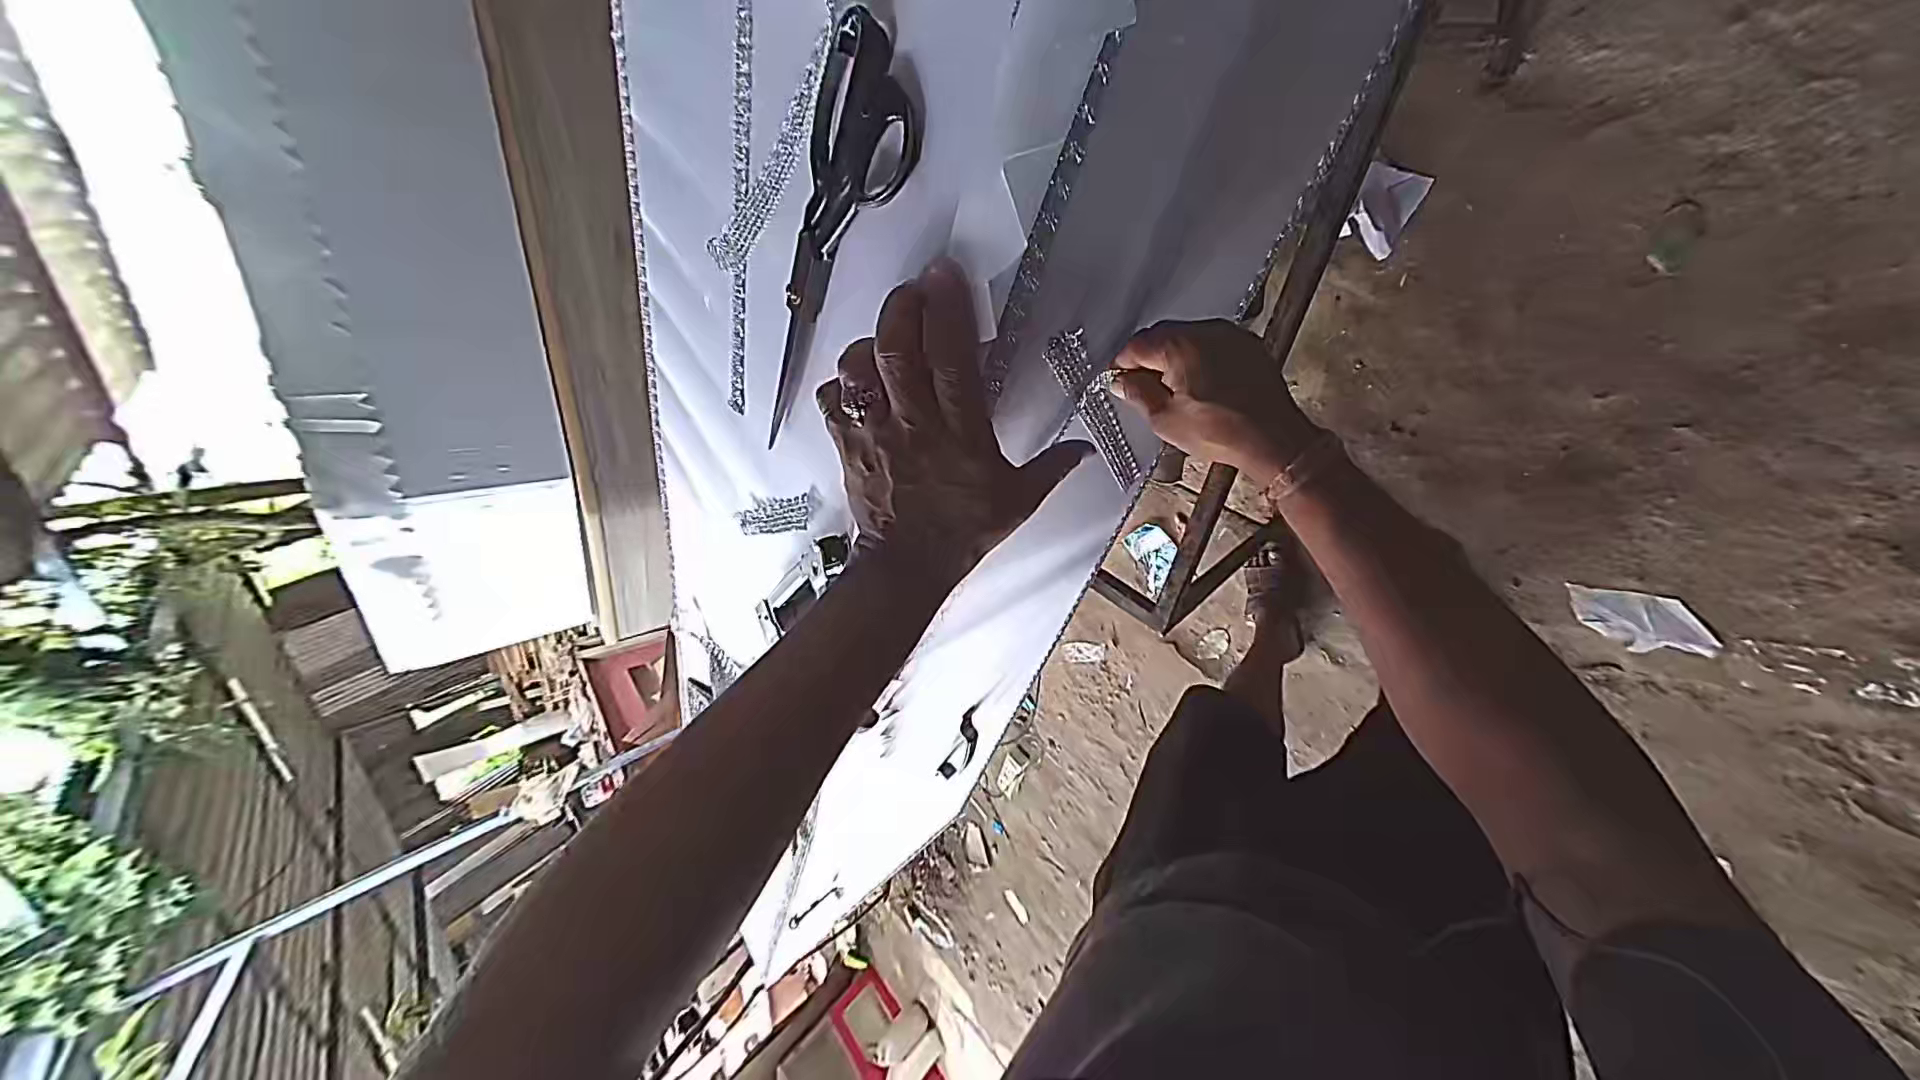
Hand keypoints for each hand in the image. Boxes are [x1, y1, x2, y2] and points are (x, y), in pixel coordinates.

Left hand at [818, 260, 1092, 587]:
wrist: (909, 565)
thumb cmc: (961, 532)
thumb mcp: (1017, 501)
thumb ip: (1052, 469)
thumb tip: (1082, 452)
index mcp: (959, 432)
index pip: (951, 357)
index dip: (947, 310)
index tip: (947, 277)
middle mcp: (913, 425)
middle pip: (897, 348)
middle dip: (904, 308)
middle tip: (916, 290)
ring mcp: (876, 434)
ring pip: (859, 368)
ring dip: (871, 342)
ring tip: (887, 337)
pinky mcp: (849, 446)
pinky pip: (833, 400)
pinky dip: (842, 382)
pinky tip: (859, 382)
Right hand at [1108, 320, 1320, 485]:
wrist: (1270, 437)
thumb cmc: (1221, 430)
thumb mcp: (1164, 419)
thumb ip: (1137, 394)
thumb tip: (1122, 382)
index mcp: (1179, 345)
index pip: (1136, 345)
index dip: (1121, 364)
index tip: (1117, 379)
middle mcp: (1205, 331)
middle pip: (1161, 336)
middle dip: (1147, 360)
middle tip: (1141, 387)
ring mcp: (1229, 336)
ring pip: (1187, 338)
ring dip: (1173, 358)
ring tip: (1172, 391)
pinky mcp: (1247, 346)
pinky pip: (1212, 345)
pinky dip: (1199, 359)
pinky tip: (1198, 386)